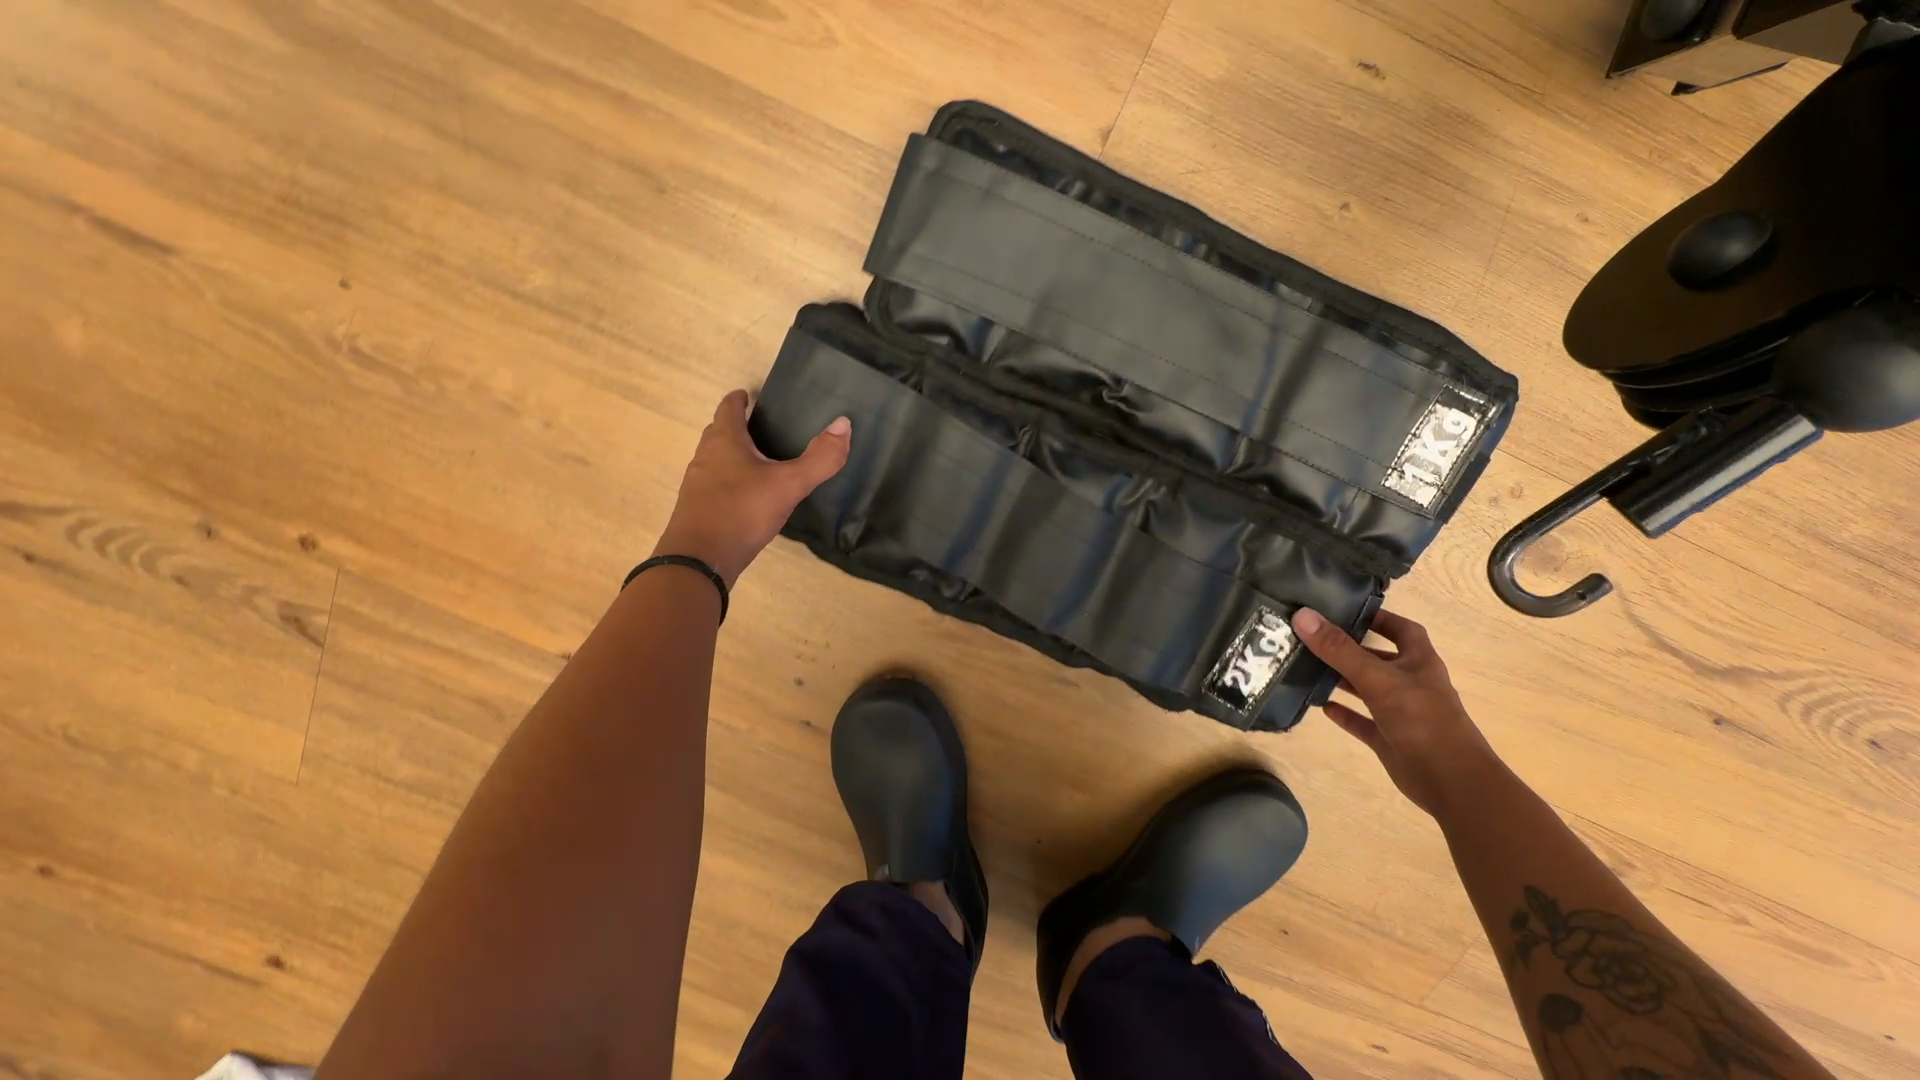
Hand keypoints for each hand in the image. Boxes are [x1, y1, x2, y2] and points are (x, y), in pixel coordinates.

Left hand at [653, 390, 850, 586]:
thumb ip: (819, 459)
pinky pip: (712, 485)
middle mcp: (705, 457)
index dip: (738, 399)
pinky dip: (727, 482)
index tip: (747, 395)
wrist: (699, 560)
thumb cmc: (742, 512)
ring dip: (730, 455)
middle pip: (717, 432)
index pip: (728, 409)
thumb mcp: (788, 485)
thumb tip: (843, 425)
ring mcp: (696, 485)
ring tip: (755, 461)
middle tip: (758, 427)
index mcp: (725, 442)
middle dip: (734, 426)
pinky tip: (744, 497)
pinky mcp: (696, 509)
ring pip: (713, 460)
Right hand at [1290, 607, 1502, 816]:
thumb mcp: (1378, 678)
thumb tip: (1303, 616)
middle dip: (1350, 649)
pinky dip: (1343, 713)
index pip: (1402, 629)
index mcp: (1419, 662)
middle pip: (1378, 658)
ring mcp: (1400, 713)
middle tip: (1313, 638)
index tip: (1346, 611)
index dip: (1379, 618)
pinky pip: (1361, 721)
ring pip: (1367, 689)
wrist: (1450, 780)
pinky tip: (1319, 706)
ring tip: (1307, 667)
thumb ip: (1339, 650)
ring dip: (1342, 680)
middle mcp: (1410, 683)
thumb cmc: (1421, 719)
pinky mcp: (1388, 739)